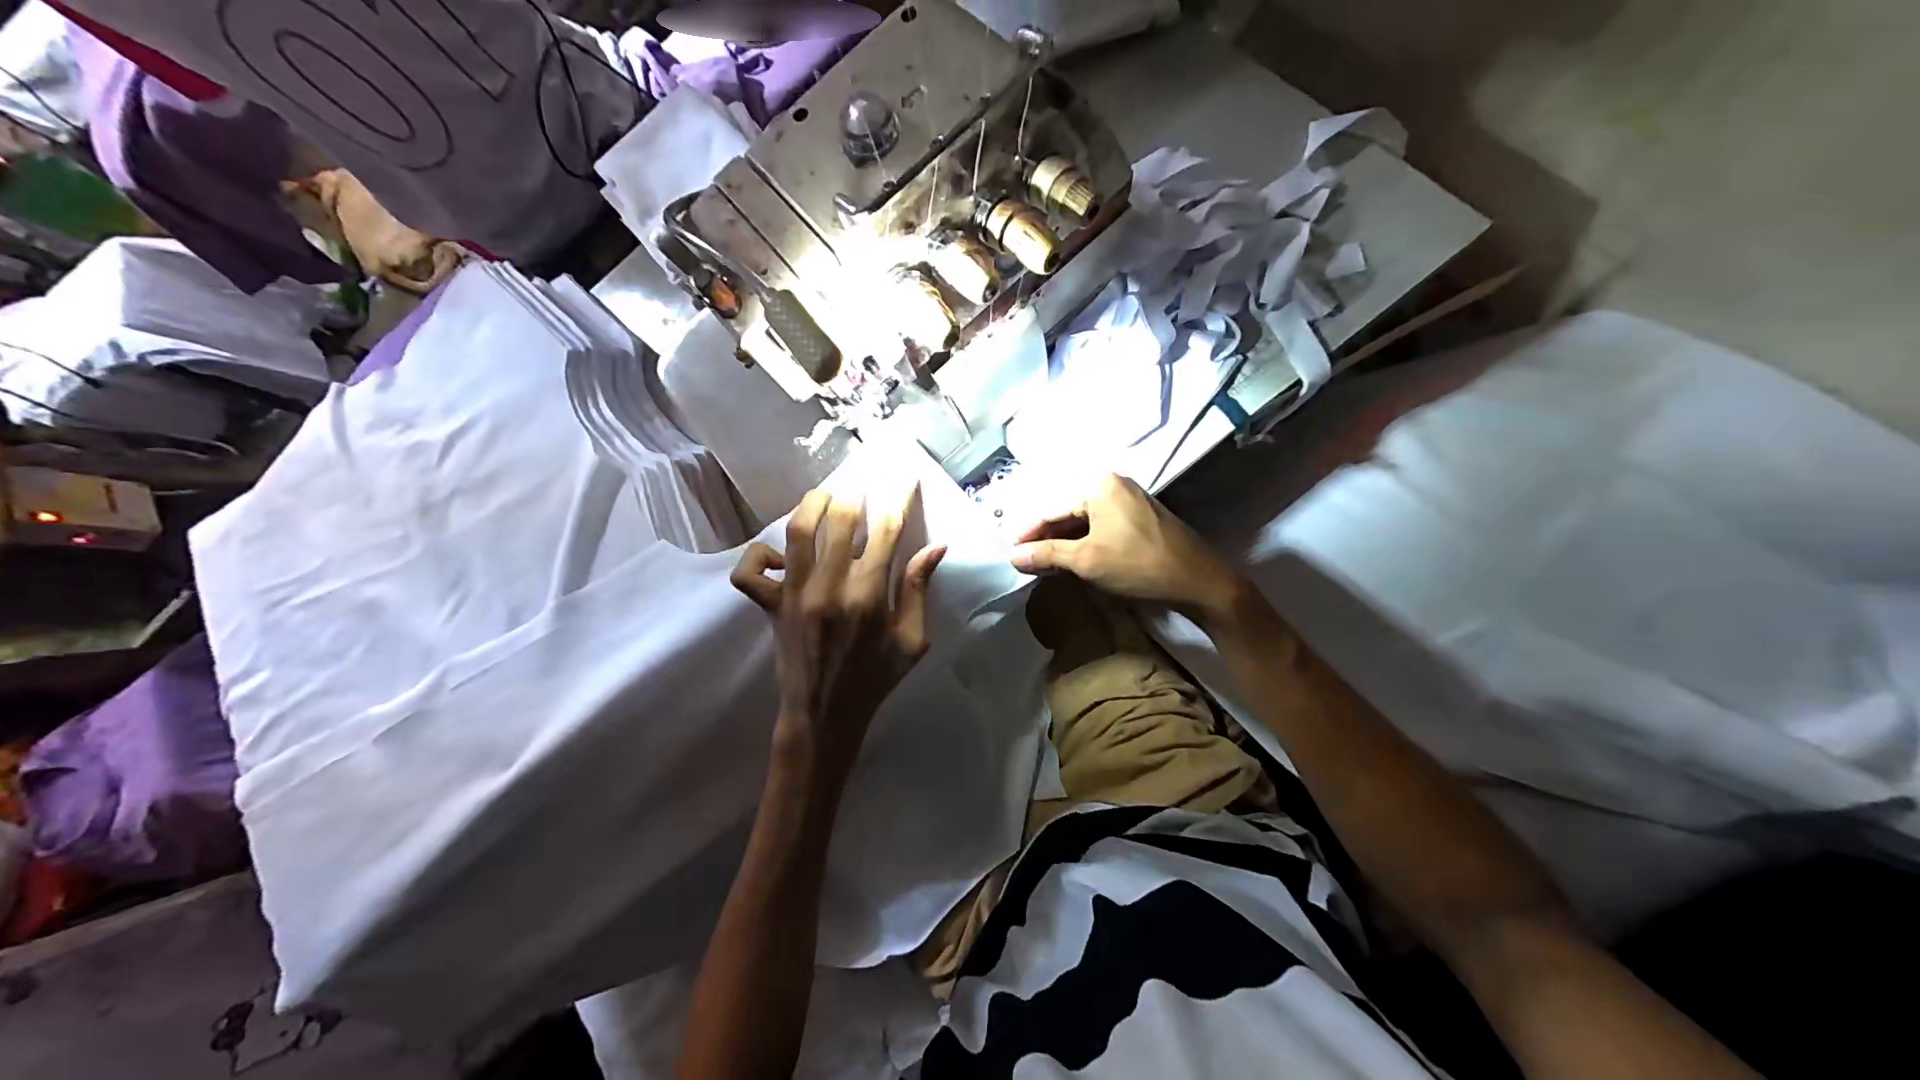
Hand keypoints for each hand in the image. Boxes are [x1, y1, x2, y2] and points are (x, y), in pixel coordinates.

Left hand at [732, 487, 947, 775]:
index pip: (887, 530)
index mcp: (871, 595)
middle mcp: (831, 586)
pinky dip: (758, 555)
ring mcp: (795, 594)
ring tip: (823, 497)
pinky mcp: (770, 606)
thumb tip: (936, 548)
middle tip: (860, 491)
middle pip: (840, 520)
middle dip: (854, 496)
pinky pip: (749, 572)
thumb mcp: (912, 642)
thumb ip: (919, 591)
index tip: (904, 481)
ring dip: (811, 505)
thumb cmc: (875, 679)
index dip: (898, 499)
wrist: (824, 715)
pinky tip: (779, 555)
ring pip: (797, 532)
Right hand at [1010, 474, 1247, 621]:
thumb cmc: (1137, 565)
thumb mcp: (1086, 560)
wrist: (1199, 581)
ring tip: (1042, 564)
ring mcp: (1130, 499)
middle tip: (1023, 561)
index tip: (1009, 552)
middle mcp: (1114, 484)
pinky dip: (1084, 542)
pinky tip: (1071, 559)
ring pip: (1084, 520)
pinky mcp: (1141, 517)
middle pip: (1067, 512)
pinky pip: (1101, 525)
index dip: (1027, 533)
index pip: (1051, 509)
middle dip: (1045, 538)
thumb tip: (1012, 556)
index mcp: (1099, 485)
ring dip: (1063, 542)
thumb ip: (1046, 554)